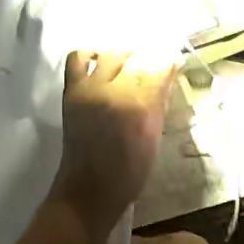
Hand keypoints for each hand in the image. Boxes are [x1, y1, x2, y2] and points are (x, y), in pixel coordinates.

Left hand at [51, 51, 176, 238]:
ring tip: (127, 67)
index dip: (168, 61)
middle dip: (148, 58)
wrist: (89, 188)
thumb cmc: (130, 171)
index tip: (172, 61)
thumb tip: (167, 72)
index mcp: (140, 106)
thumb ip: (160, 101)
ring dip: (123, 56)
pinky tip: (100, 64)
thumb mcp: (154, 136)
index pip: (159, 66)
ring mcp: (89, 88)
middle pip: (136, 57)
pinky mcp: (71, 91)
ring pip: (111, 54)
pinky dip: (90, 56)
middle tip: (152, 67)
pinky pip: (78, 59)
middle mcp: (113, 91)